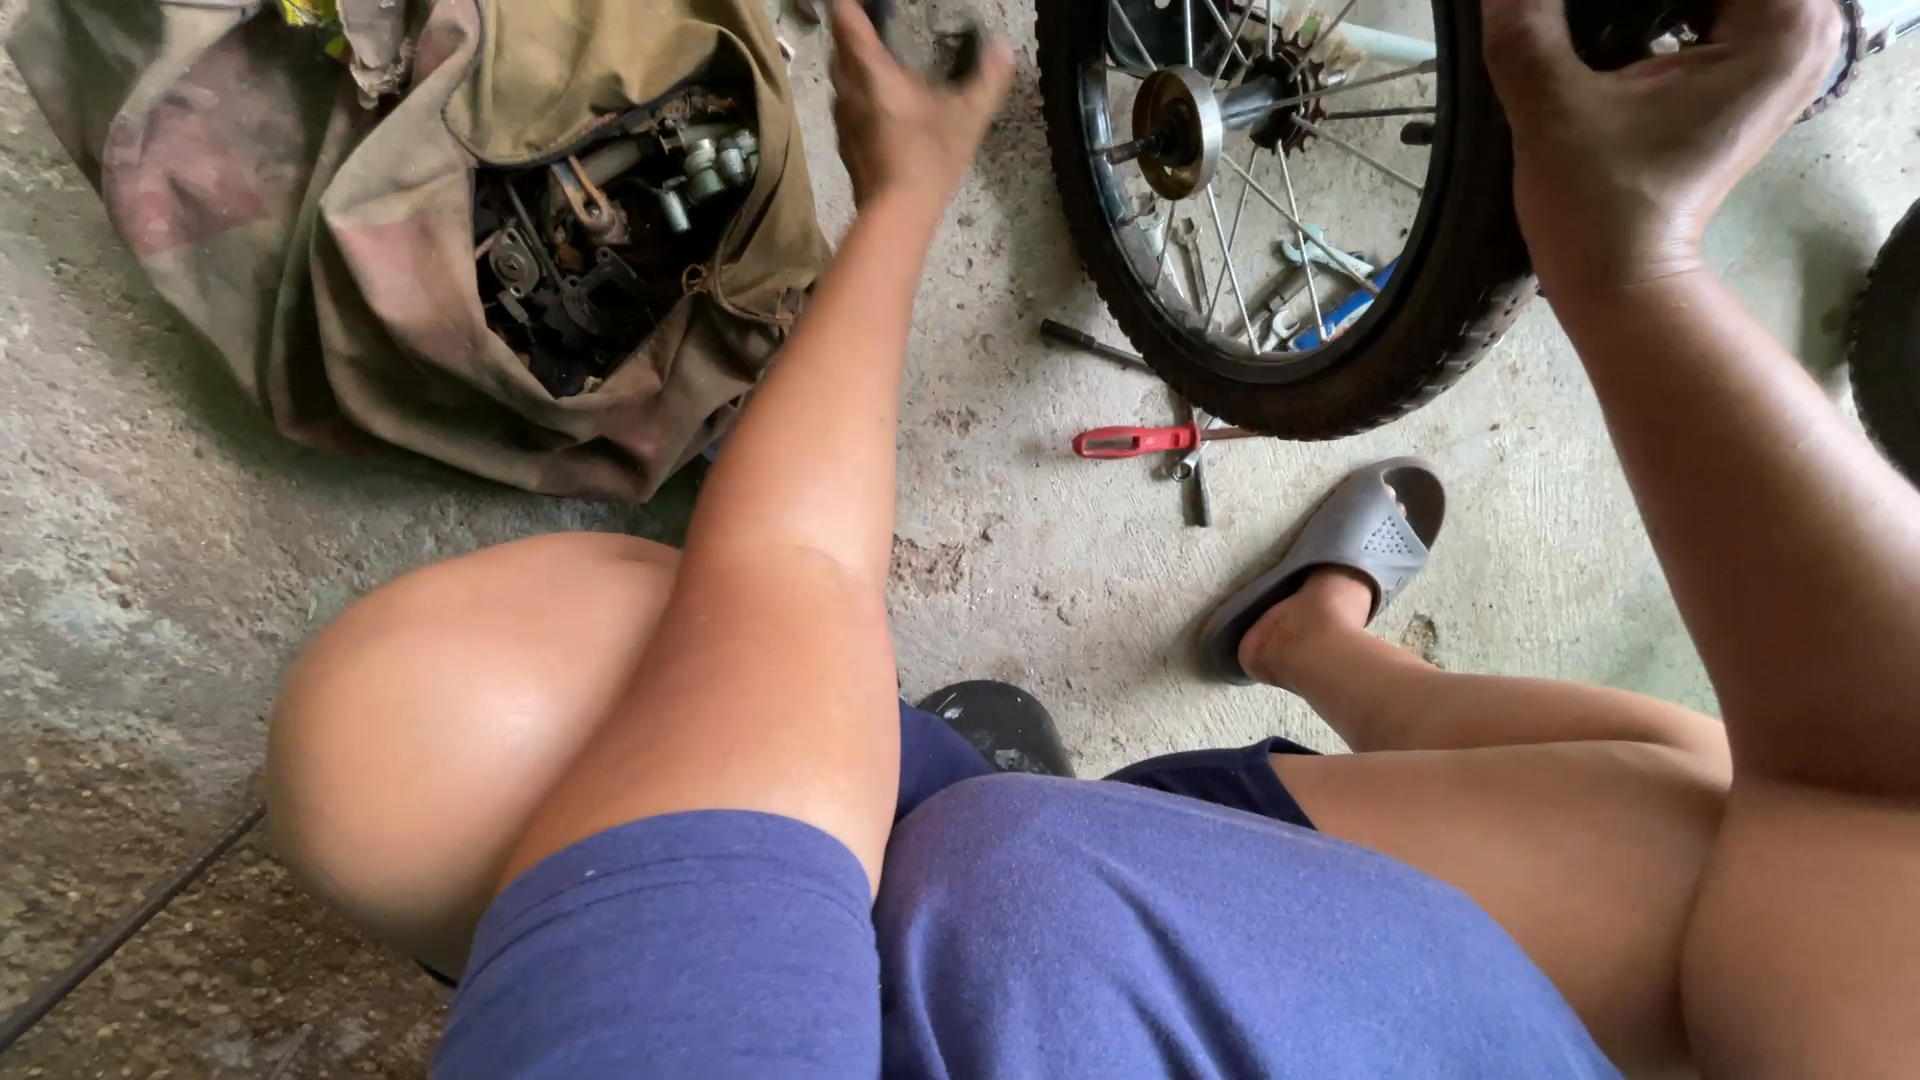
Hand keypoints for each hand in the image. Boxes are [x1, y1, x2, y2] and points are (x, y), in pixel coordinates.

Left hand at [829, 0, 1015, 210]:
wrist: (897, 215)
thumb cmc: (928, 160)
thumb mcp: (968, 118)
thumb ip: (988, 79)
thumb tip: (1005, 47)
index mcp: (871, 72)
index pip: (846, 16)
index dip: (852, 2)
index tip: (867, 1)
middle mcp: (848, 91)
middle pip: (838, 47)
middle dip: (853, 34)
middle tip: (877, 31)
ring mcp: (843, 122)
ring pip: (840, 82)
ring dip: (854, 70)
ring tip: (880, 71)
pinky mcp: (846, 149)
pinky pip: (847, 112)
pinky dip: (859, 103)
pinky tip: (882, 115)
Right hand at [1481, 0, 1839, 294]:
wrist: (1614, 278)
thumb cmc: (1597, 203)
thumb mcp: (1553, 115)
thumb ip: (1527, 40)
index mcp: (1782, 25)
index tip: (1577, 12)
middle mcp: (1805, 33)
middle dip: (1639, 2)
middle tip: (1577, 19)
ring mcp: (1777, 66)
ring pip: (1710, 5)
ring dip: (1653, 10)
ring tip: (1592, 28)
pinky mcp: (1745, 92)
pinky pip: (1711, 29)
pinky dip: (1663, 27)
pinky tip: (1615, 44)